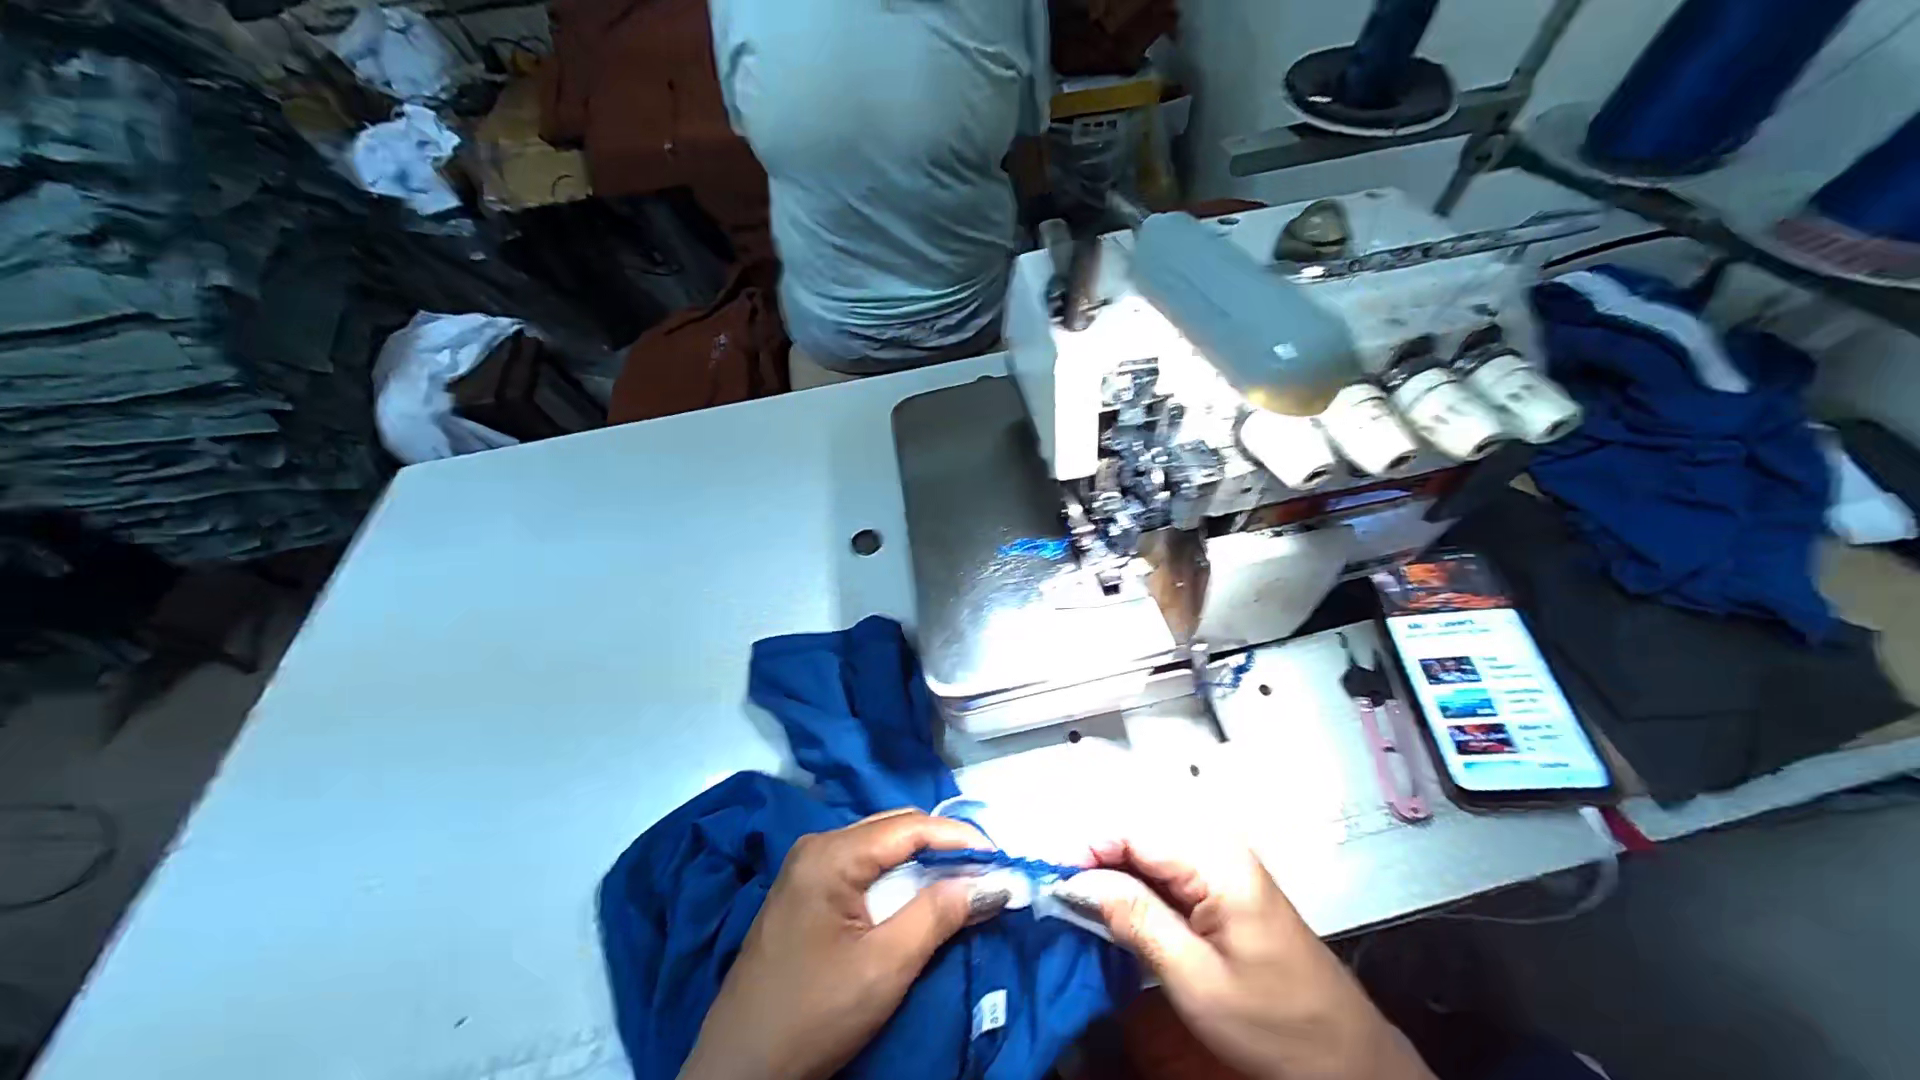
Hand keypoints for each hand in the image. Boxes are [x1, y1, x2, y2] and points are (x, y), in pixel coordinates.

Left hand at [679, 809, 1010, 1079]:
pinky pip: (861, 866)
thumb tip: (989, 882)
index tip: (1001, 858)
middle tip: (985, 870)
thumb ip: (938, 915)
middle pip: (893, 829)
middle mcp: (816, 846)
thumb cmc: (814, 1014)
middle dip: (942, 846)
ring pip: (878, 846)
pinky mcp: (804, 892)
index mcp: (830, 854)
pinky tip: (917, 892)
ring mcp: (806, 868)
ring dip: (921, 860)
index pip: (909, 827)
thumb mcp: (885, 966)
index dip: (959, 838)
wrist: (738, 1070)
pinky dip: (896, 875)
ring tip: (961, 879)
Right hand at [1059, 839, 1434, 1079]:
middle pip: (1136, 829)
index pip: (1132, 829)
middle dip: (1091, 854)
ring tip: (1074, 897)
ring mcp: (1220, 863)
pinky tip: (1111, 906)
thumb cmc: (1274, 1024)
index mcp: (1216, 861)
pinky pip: (1161, 866)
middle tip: (1056, 889)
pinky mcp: (1218, 883)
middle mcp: (1218, 847)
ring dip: (1107, 868)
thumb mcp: (1195, 979)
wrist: (1344, 1058)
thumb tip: (1077, 881)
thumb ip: (1134, 918)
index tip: (1050, 877)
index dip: (1085, 847)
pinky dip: (1130, 881)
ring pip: (1144, 846)